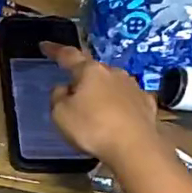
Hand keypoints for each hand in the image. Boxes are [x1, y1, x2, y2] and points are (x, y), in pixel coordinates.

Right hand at [42, 41, 163, 167]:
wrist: (134, 147)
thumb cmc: (91, 128)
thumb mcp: (60, 114)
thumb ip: (58, 96)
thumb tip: (65, 88)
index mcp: (90, 71)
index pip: (68, 56)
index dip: (54, 50)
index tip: (44, 45)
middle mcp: (113, 72)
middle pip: (92, 70)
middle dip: (82, 77)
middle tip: (72, 92)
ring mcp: (133, 86)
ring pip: (111, 83)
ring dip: (101, 91)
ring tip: (95, 108)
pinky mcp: (147, 103)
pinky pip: (126, 99)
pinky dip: (119, 104)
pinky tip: (117, 116)